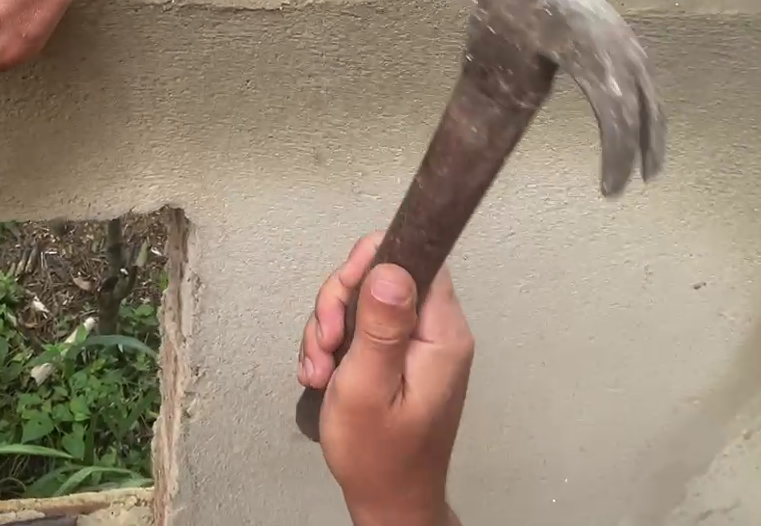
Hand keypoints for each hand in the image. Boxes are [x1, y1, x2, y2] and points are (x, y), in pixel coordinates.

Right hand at [298, 234, 473, 525]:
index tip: (342, 294)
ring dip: (328, 326)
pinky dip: (332, 342)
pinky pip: (357, 322)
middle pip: (379, 273)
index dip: (371, 260)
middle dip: (338, 301)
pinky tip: (322, 374)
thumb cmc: (378, 455)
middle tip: (325, 343)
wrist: (386, 503)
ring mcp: (414, 341)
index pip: (414, 258)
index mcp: (440, 334)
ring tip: (320, 370)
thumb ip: (379, 326)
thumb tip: (389, 269)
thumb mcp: (368, 387)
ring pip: (360, 297)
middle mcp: (433, 330)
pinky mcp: (396, 352)